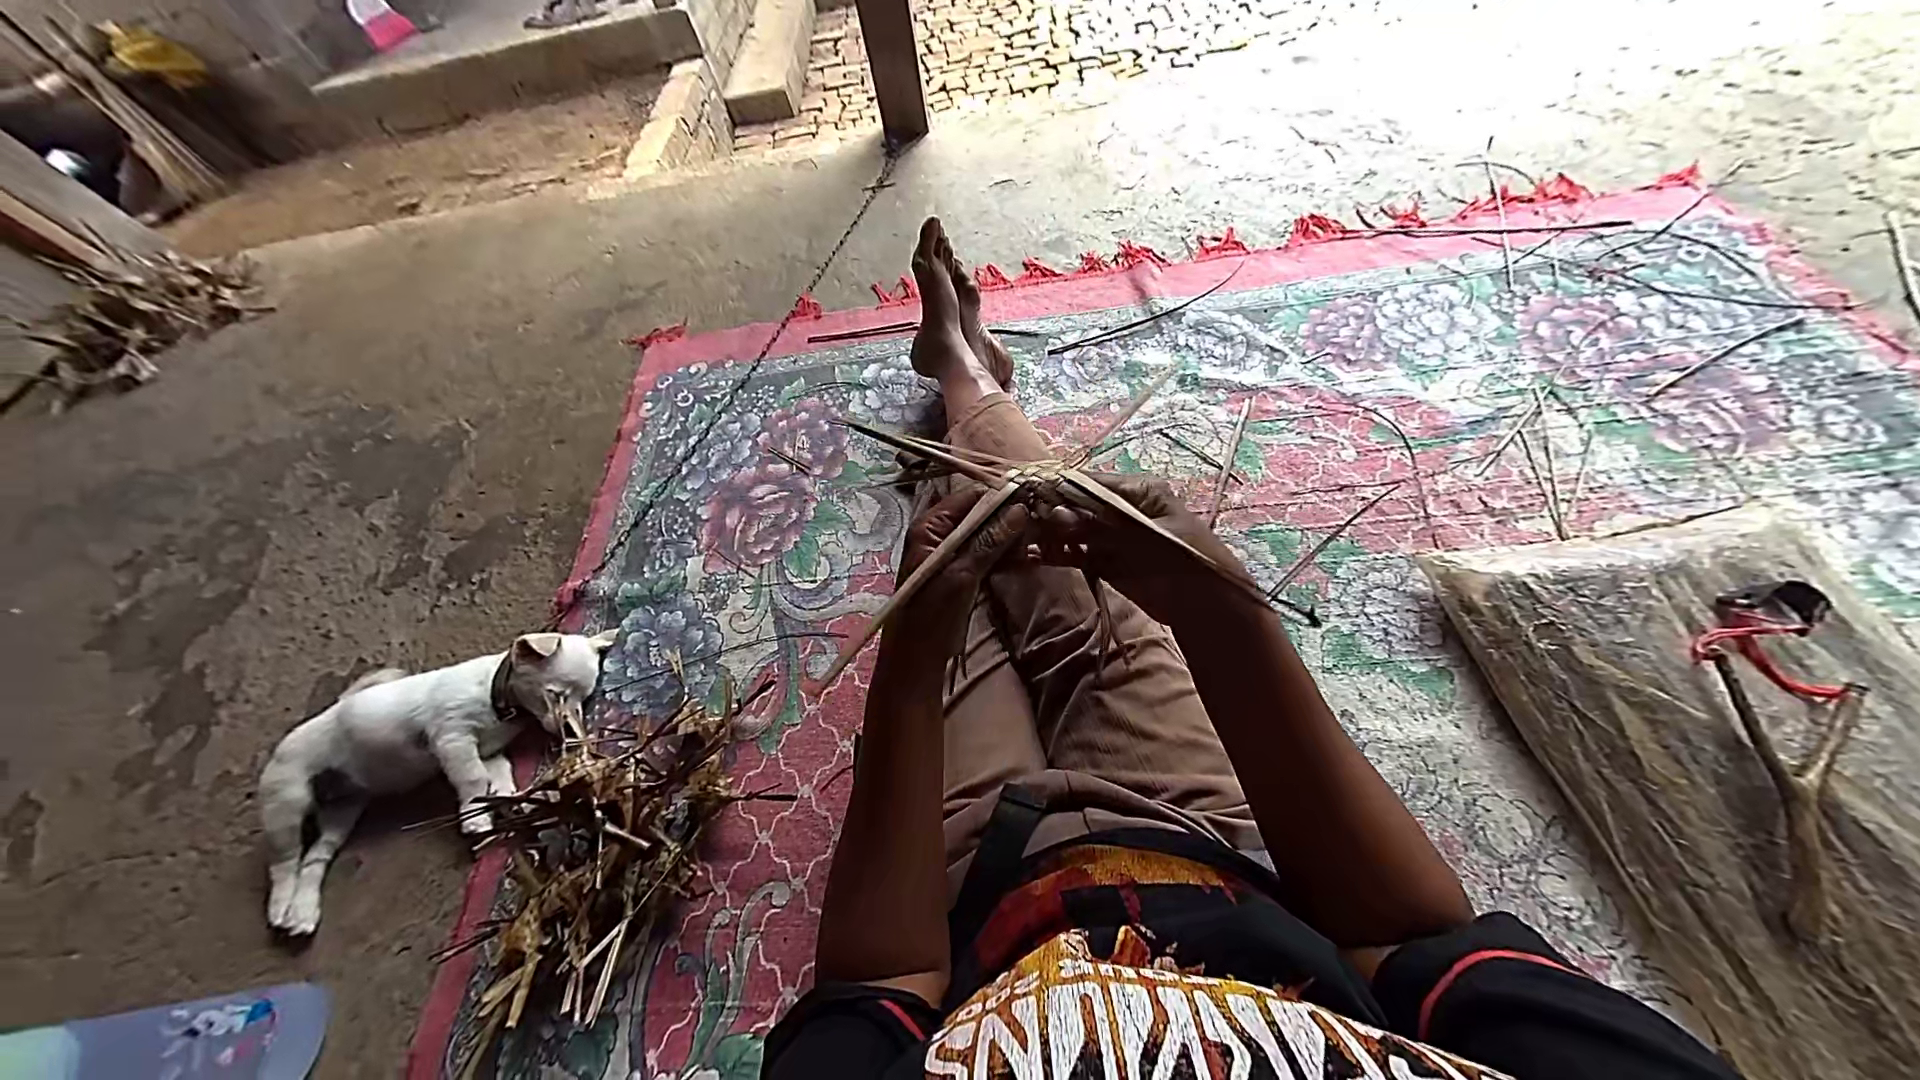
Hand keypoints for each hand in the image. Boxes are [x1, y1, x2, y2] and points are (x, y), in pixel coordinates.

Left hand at [892, 487, 1031, 653]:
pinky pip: (987, 553)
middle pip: (980, 513)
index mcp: (929, 527)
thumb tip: (1019, 510)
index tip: (1034, 502)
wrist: (916, 661)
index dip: (1001, 497)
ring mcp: (951, 553)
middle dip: (1010, 518)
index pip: (970, 497)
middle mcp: (939, 534)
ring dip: (1010, 538)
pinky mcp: (962, 572)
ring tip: (1035, 543)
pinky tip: (1025, 558)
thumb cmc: (930, 618)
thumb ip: (988, 542)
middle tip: (1040, 525)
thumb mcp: (961, 576)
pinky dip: (1005, 554)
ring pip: (987, 533)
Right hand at [1033, 474, 1259, 625]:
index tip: (1030, 492)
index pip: (1089, 483)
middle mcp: (1120, 510)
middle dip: (1050, 513)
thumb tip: (1056, 513)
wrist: (1206, 607)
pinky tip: (1033, 556)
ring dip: (1049, 535)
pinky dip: (1056, 556)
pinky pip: (1076, 555)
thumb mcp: (1143, 535)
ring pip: (1072, 531)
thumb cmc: (1184, 558)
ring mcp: (1112, 537)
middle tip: (1022, 520)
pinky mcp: (1105, 562)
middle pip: (1076, 506)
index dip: (1059, 487)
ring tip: (1023, 539)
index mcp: (1137, 491)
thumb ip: (1099, 524)